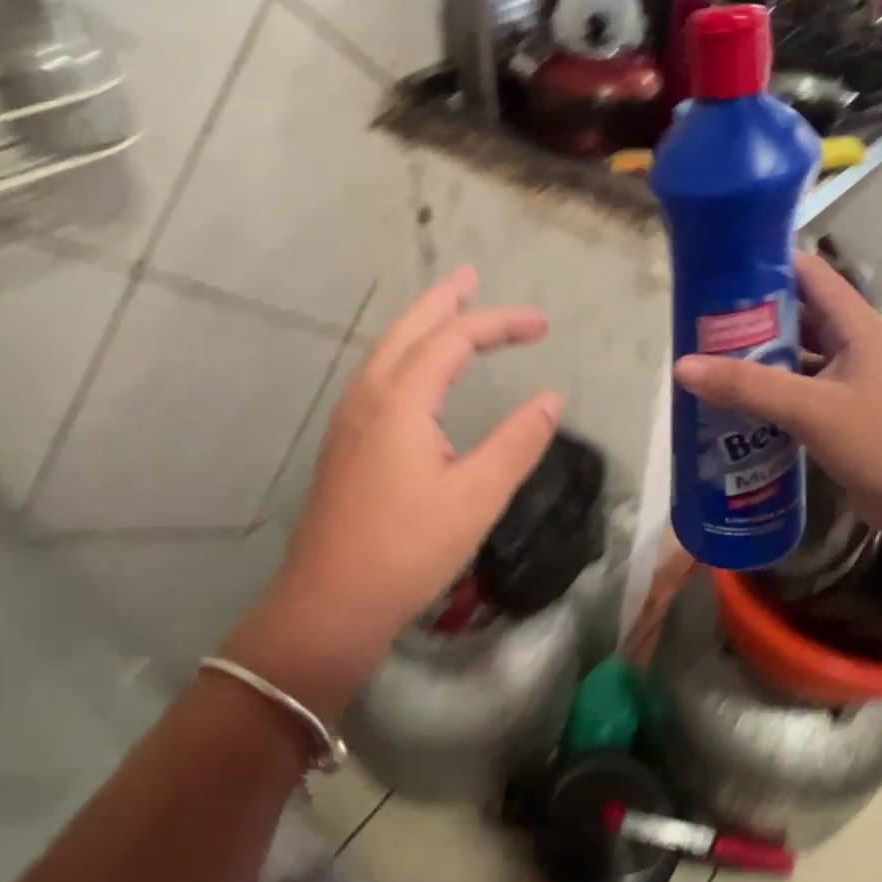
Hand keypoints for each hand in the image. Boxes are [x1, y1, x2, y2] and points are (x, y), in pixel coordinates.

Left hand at [229, 266, 562, 706]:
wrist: (330, 604)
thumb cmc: (408, 550)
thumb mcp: (477, 497)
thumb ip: (518, 442)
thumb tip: (552, 398)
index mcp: (401, 401)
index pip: (455, 339)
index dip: (500, 324)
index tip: (544, 326)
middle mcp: (368, 397)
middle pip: (409, 330)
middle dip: (444, 301)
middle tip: (472, 277)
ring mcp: (348, 421)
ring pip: (386, 352)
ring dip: (420, 326)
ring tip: (448, 311)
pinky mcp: (343, 445)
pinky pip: (377, 377)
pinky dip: (405, 356)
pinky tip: (415, 375)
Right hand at [670, 252, 881, 532]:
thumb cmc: (881, 444)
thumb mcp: (809, 410)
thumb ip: (747, 386)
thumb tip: (682, 365)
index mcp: (858, 327)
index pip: (811, 274)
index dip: (768, 265)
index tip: (719, 271)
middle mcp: (858, 345)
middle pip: (800, 314)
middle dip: (754, 316)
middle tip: (703, 323)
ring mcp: (856, 380)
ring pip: (801, 355)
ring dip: (762, 357)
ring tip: (712, 360)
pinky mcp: (850, 413)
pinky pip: (805, 388)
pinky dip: (775, 391)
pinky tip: (741, 404)